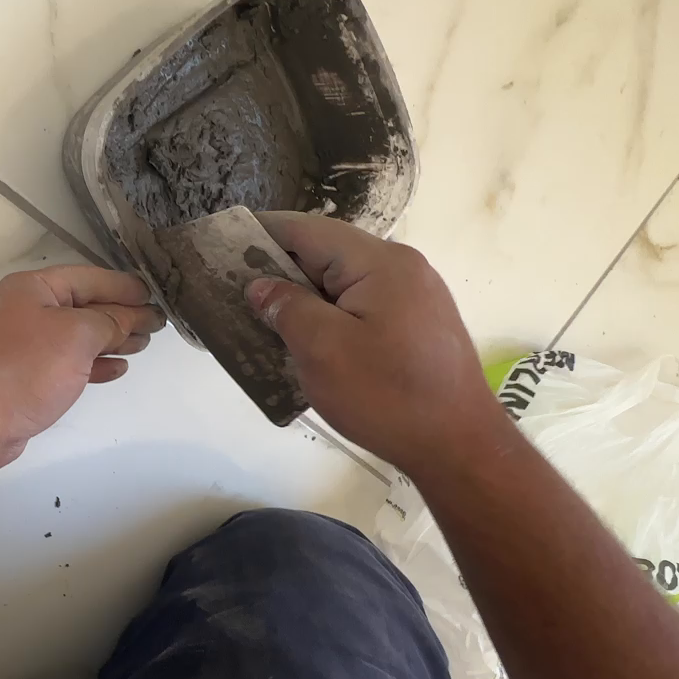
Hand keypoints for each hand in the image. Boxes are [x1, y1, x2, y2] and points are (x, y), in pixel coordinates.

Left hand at [0, 266, 165, 471]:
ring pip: (76, 336)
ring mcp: (22, 345)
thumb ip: (110, 322)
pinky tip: (115, 368)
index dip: (122, 286)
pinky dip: (91, 364)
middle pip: (82, 306)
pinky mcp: (23, 376)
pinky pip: (65, 363)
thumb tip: (129, 319)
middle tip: (155, 324)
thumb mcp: (77, 335)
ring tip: (142, 345)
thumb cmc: (25, 368)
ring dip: (110, 340)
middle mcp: (24, 311)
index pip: (87, 278)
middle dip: (120, 314)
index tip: (152, 295)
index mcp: (32, 288)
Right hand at [244, 212, 510, 474]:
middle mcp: (400, 268)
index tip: (220, 244)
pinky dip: (321, 313)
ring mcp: (411, 296)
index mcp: (380, 263)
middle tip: (229, 289)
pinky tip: (298, 338)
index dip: (261, 233)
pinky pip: (355, 304)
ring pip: (338, 281)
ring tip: (256, 316)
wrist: (459, 447)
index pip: (307, 231)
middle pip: (323, 253)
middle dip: (275, 267)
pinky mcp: (412, 324)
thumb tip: (260, 286)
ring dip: (297, 295)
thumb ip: (286, 307)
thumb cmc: (387, 395)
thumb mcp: (323, 349)